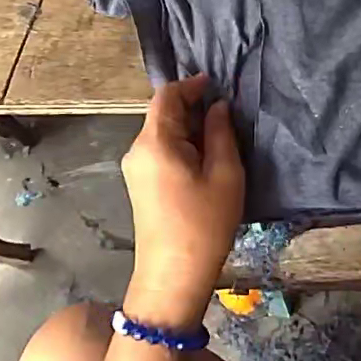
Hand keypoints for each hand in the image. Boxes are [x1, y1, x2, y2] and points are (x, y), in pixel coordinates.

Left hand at [120, 75, 244, 328]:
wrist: (173, 276)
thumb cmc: (204, 224)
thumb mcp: (225, 174)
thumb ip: (221, 133)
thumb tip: (218, 107)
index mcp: (155, 142)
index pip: (166, 96)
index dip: (191, 85)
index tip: (216, 85)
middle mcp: (137, 150)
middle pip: (162, 113)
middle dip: (191, 106)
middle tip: (224, 112)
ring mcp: (135, 168)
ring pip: (161, 132)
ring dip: (187, 126)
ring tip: (219, 134)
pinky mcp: (139, 184)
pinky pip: (159, 150)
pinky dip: (180, 143)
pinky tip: (203, 156)